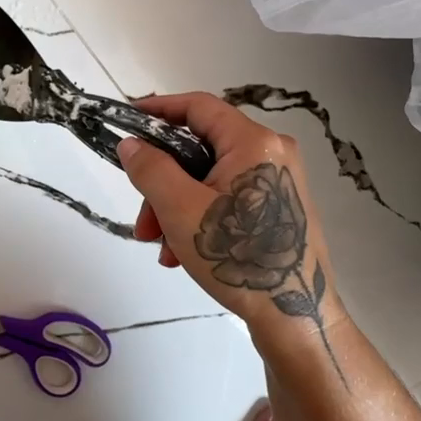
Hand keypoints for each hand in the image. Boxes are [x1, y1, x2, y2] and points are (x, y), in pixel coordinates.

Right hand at [119, 94, 340, 333]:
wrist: (295, 314)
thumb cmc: (238, 255)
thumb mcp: (180, 209)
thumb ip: (151, 169)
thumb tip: (130, 144)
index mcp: (253, 142)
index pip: (197, 107)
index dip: (158, 109)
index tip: (125, 121)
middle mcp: (271, 153)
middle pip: (198, 151)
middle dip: (160, 183)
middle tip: (142, 221)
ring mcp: (277, 182)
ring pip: (207, 180)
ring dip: (173, 208)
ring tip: (160, 248)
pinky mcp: (279, 208)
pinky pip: (225, 199)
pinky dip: (197, 219)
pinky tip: (181, 255)